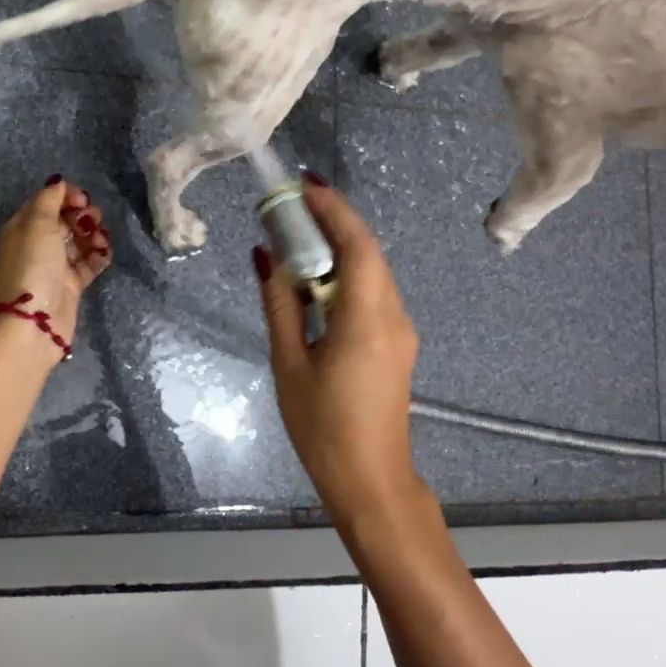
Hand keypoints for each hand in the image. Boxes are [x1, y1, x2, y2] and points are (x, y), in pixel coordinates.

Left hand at [0, 176, 112, 351]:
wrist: (33, 323)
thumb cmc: (32, 265)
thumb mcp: (36, 223)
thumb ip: (48, 199)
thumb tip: (58, 183)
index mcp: (23, 226)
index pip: (47, 202)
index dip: (67, 197)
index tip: (83, 200)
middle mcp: (37, 244)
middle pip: (64, 220)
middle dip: (83, 215)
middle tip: (94, 220)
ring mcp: (54, 266)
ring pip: (79, 241)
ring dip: (93, 235)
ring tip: (100, 240)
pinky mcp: (70, 286)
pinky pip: (88, 263)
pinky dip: (98, 256)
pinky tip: (105, 253)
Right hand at [256, 179, 422, 516]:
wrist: (371, 482)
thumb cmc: (322, 426)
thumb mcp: (289, 362)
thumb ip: (278, 303)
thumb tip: (264, 254)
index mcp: (367, 318)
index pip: (357, 244)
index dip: (332, 208)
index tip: (301, 185)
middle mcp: (393, 315)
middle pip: (366, 251)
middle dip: (329, 221)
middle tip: (287, 206)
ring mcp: (400, 329)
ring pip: (370, 270)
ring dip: (335, 247)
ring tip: (292, 234)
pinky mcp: (396, 342)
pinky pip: (371, 292)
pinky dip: (343, 273)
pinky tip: (312, 277)